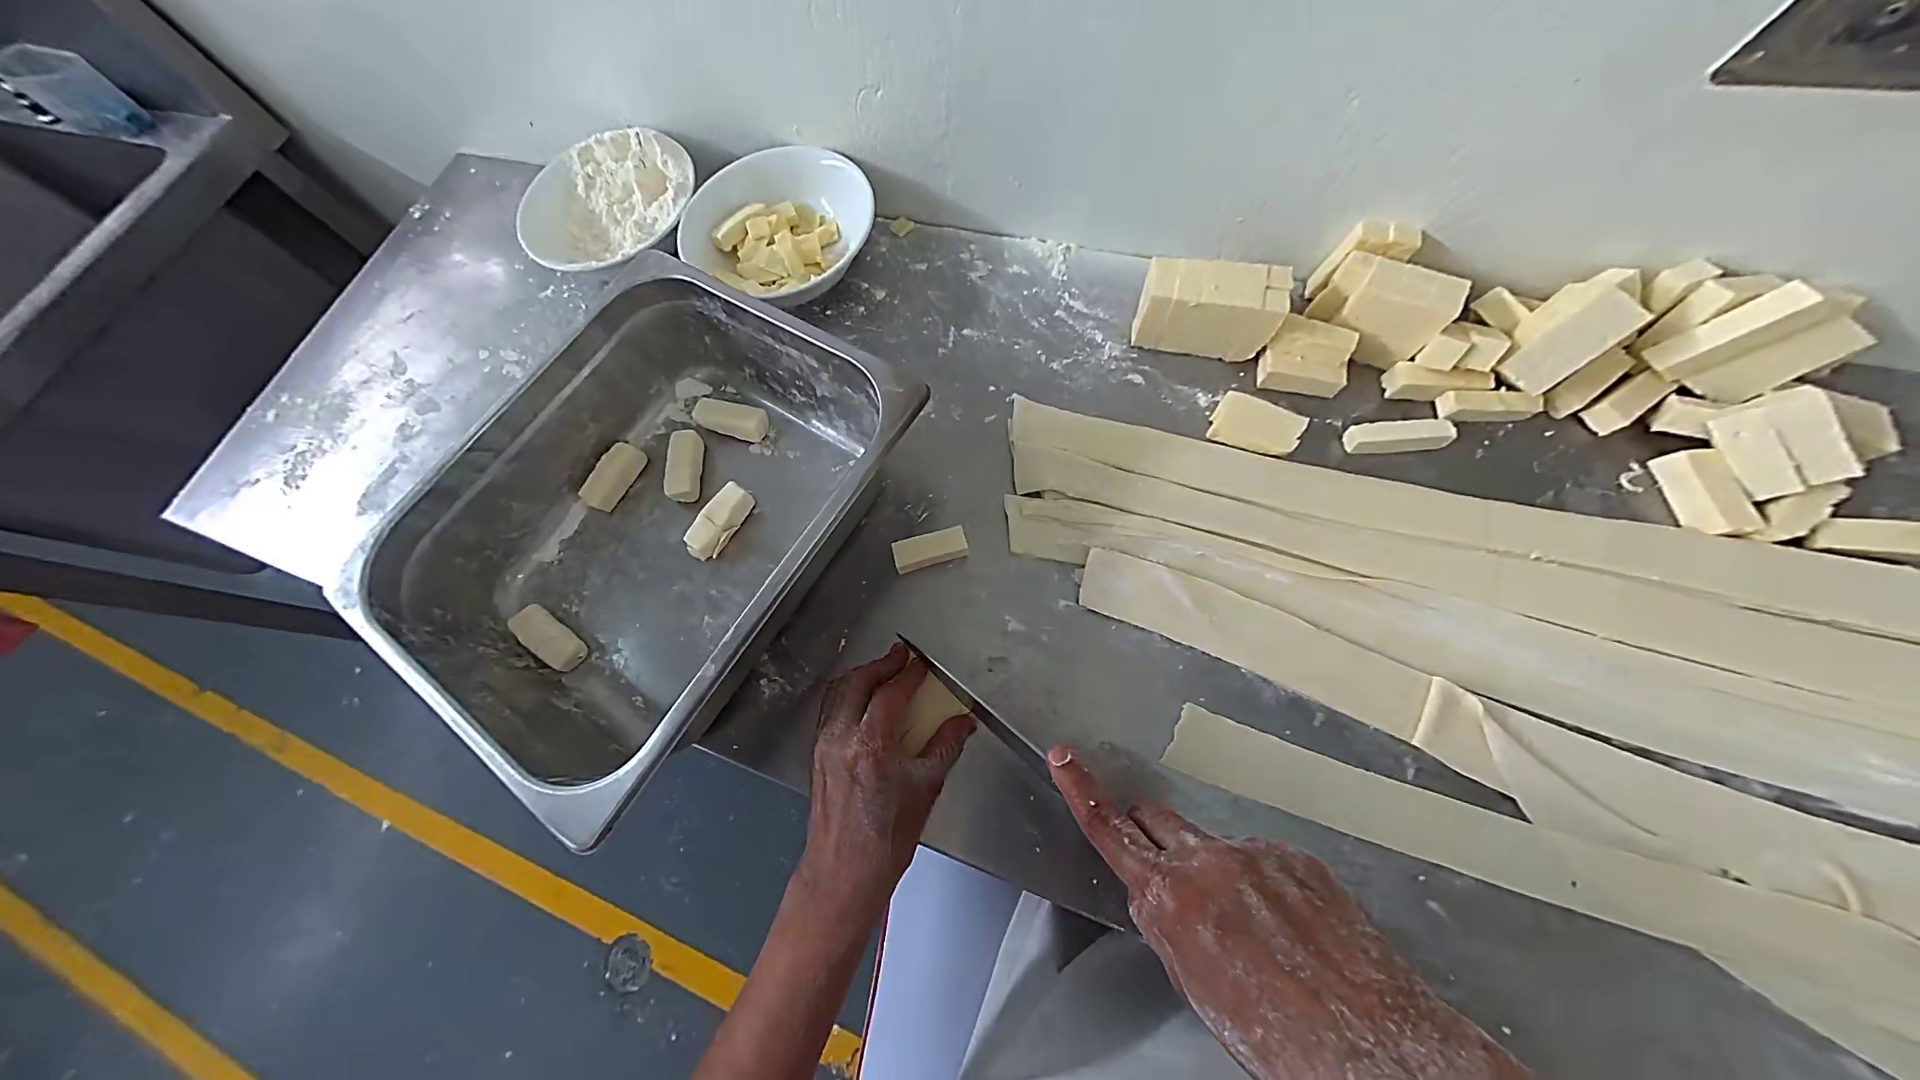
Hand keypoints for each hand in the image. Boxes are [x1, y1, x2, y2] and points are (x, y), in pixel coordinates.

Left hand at [799, 644, 973, 917]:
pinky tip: (861, 698)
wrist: (845, 871)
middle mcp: (842, 739)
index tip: (921, 665)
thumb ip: (945, 746)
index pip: (890, 693)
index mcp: (871, 746)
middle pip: (858, 682)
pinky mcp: (817, 754)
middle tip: (901, 657)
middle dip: (882, 664)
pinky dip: (846, 694)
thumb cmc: (884, 839)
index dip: (909, 674)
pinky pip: (829, 709)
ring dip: (861, 675)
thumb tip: (961, 723)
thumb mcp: (927, 787)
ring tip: (882, 670)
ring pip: (838, 692)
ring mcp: (825, 745)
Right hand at [1048, 747, 1529, 1079]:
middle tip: (1166, 864)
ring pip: (1210, 841)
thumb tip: (1157, 899)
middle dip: (1151, 833)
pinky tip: (1287, 924)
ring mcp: (1253, 853)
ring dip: (1214, 867)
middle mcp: (1206, 863)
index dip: (1078, 790)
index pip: (1108, 829)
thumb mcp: (1193, 984)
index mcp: (1169, 900)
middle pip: (1156, 819)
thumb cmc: (1278, 1033)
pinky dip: (1262, 881)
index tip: (1065, 759)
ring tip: (1250, 923)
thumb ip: (1166, 924)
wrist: (1370, 1045)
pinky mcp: (1294, 856)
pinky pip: (1260, 856)